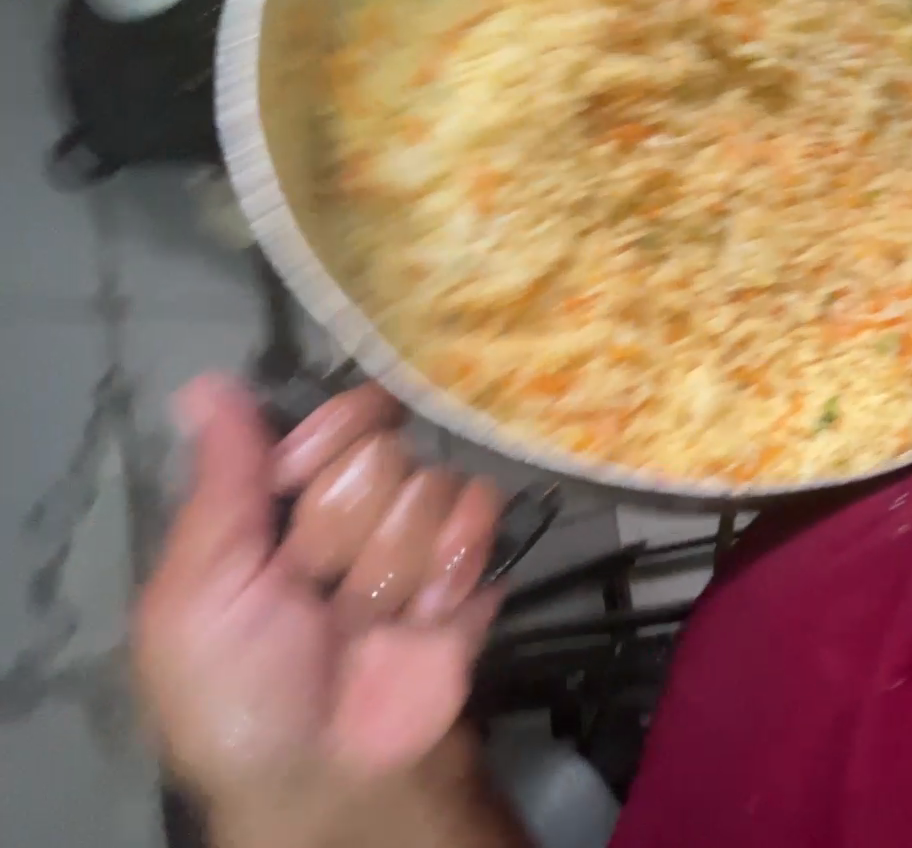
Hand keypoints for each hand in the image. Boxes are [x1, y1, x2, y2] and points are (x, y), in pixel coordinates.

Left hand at [133, 376, 502, 820]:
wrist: (339, 758)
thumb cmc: (242, 686)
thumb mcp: (198, 595)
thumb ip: (223, 487)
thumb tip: (206, 383)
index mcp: (290, 499)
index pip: (335, 416)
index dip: (329, 438)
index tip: (298, 483)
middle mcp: (365, 498)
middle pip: (388, 450)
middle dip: (348, 529)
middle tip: (322, 589)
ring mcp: (427, 523)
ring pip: (436, 485)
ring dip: (396, 564)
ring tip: (375, 618)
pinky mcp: (478, 549)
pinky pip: (483, 509)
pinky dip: (453, 560)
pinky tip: (427, 608)